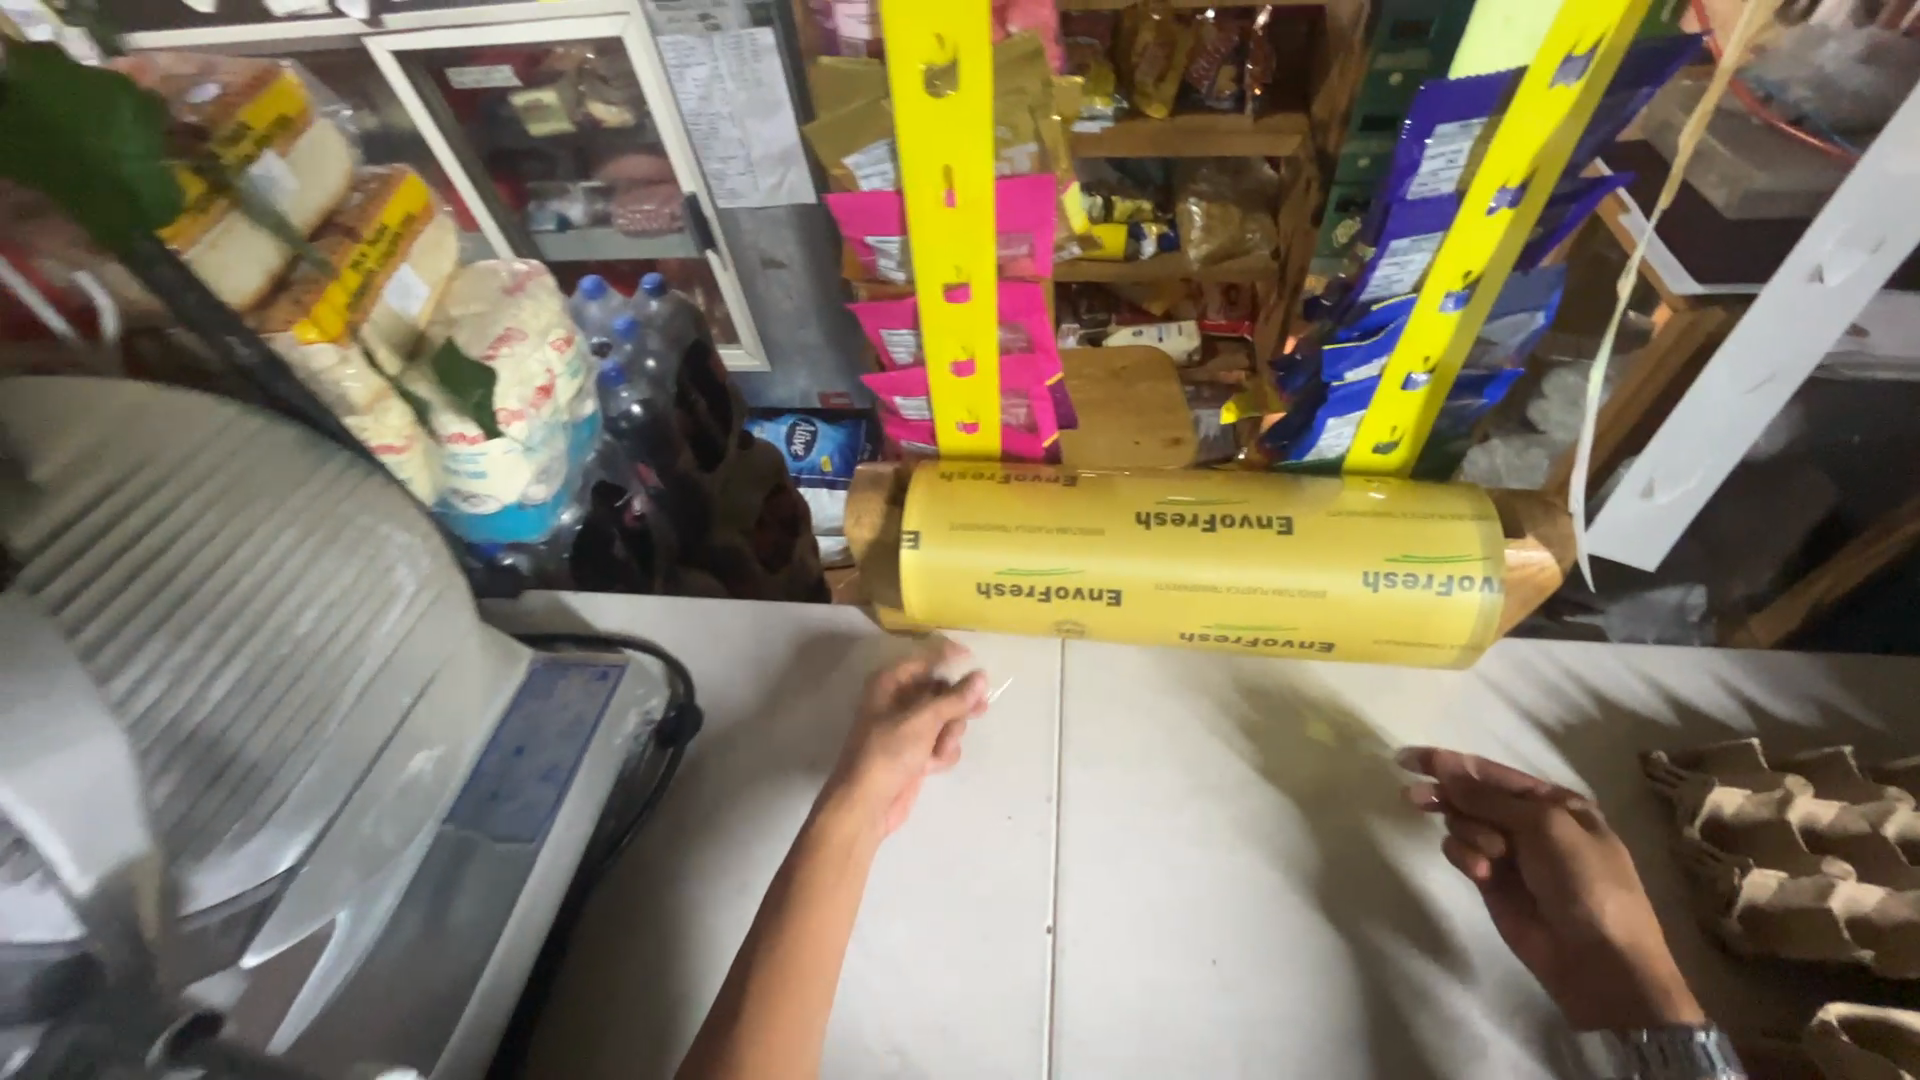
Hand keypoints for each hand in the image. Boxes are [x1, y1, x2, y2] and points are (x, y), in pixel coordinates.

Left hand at [823, 640, 988, 836]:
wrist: (865, 805)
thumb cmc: (888, 753)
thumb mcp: (923, 721)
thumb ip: (954, 699)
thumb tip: (981, 677)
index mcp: (890, 683)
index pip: (925, 658)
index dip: (949, 656)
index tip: (973, 659)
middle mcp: (898, 701)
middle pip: (941, 691)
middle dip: (957, 706)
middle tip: (980, 710)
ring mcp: (907, 729)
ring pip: (946, 718)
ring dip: (949, 734)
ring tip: (940, 749)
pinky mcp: (915, 753)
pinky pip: (941, 742)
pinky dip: (942, 753)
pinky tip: (933, 766)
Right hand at [1397, 747, 1703, 1031]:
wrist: (1597, 959)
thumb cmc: (1584, 881)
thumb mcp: (1544, 825)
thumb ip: (1487, 795)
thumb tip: (1443, 766)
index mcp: (1554, 803)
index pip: (1490, 772)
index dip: (1448, 762)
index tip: (1407, 759)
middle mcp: (1529, 822)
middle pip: (1470, 795)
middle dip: (1445, 794)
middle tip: (1413, 797)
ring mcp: (1508, 851)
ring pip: (1462, 822)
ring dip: (1469, 833)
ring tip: (1489, 857)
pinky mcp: (1489, 878)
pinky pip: (1460, 851)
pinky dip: (1466, 858)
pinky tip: (1482, 875)